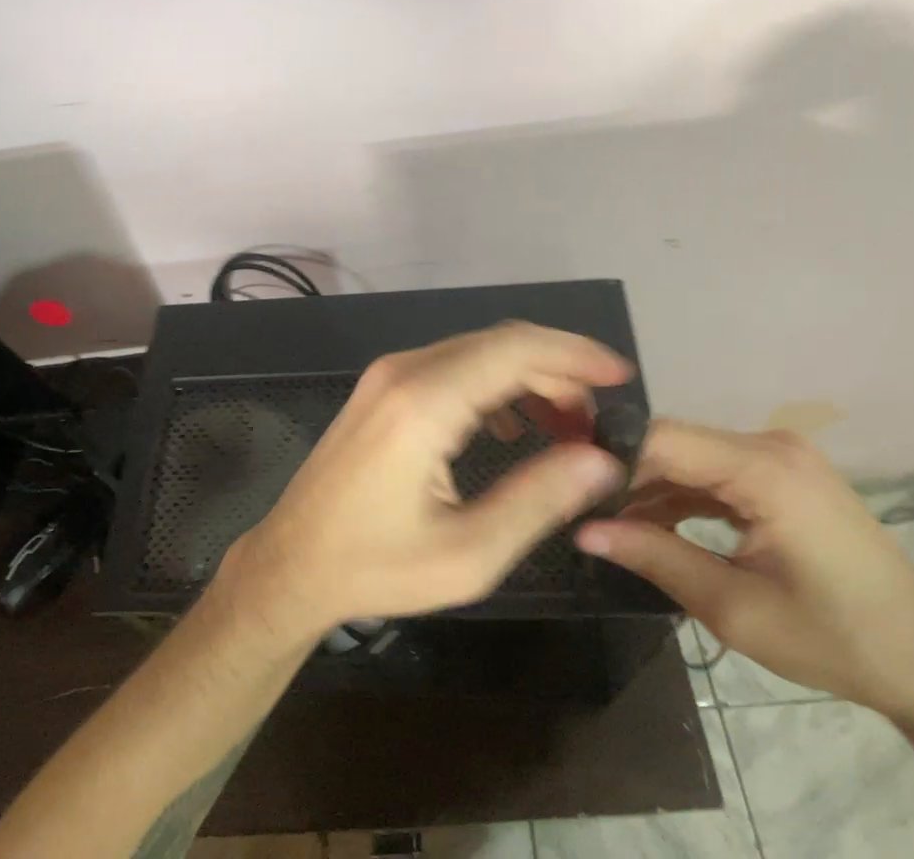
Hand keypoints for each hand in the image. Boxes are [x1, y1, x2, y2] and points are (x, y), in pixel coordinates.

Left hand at [221, 322, 631, 638]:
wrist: (291, 567)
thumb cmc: (376, 568)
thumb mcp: (469, 552)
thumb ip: (539, 500)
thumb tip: (603, 461)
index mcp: (424, 404)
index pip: (517, 350)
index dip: (577, 356)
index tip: (622, 380)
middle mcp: (403, 372)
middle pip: (500, 344)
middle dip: (559, 371)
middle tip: (597, 422)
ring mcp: (386, 377)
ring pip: (476, 353)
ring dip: (528, 378)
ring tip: (565, 427)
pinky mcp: (380, 391)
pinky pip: (451, 368)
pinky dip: (493, 386)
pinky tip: (510, 429)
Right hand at [574, 422, 913, 718]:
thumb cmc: (834, 638)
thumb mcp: (733, 606)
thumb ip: (655, 558)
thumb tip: (583, 531)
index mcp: (765, 468)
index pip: (661, 438)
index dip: (608, 460)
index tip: (566, 494)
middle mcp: (771, 446)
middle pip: (673, 444)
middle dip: (624, 478)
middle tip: (579, 518)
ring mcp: (781, 459)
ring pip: (689, 459)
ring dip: (649, 491)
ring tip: (607, 530)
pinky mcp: (784, 478)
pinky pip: (715, 475)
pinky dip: (681, 499)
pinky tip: (651, 529)